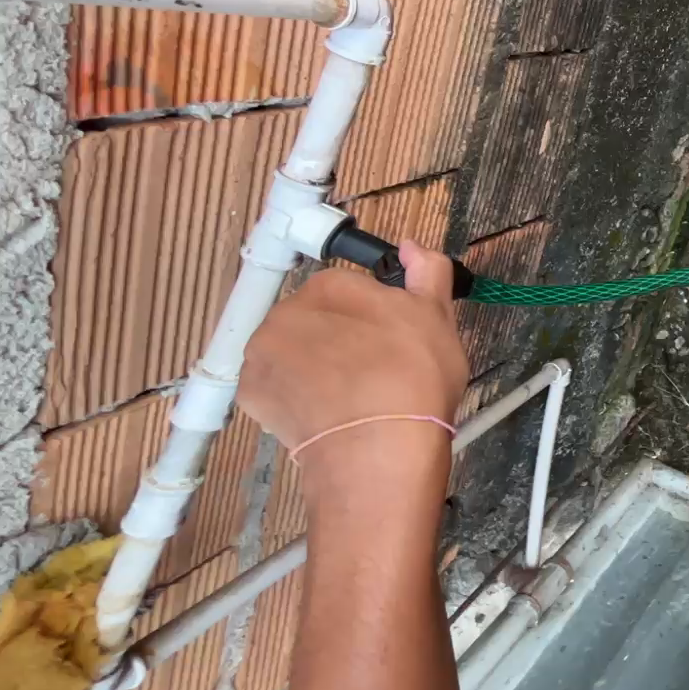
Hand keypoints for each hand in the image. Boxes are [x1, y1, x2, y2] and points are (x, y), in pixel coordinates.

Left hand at [240, 242, 467, 467]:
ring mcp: (260, 355)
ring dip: (319, 361)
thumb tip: (408, 245)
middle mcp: (285, 311)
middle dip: (343, 332)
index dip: (378, 309)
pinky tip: (331, 407)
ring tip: (357, 390)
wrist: (379, 444)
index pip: (353, 285)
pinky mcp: (250, 396)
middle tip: (381, 363)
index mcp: (331, 285)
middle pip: (320, 315)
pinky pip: (279, 382)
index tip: (398, 334)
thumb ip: (427, 271)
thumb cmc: (416, 372)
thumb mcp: (439, 315)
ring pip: (298, 348)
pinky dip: (300, 391)